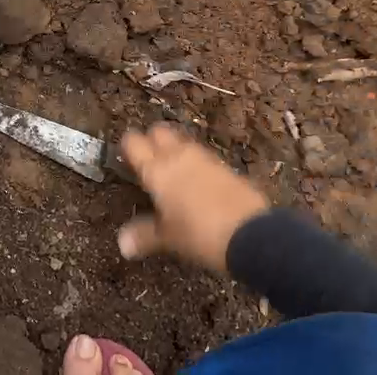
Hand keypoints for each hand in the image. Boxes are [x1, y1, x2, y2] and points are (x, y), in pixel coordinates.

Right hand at [115, 125, 269, 274]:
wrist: (254, 236)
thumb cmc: (200, 235)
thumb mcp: (169, 238)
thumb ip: (144, 236)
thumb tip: (122, 245)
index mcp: (156, 169)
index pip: (133, 141)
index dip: (128, 148)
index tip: (127, 161)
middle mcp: (177, 156)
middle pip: (158, 132)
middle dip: (152, 141)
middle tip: (151, 163)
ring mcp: (204, 159)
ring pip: (182, 142)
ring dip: (176, 151)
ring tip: (177, 175)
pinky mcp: (227, 167)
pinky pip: (204, 157)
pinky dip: (198, 165)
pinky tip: (203, 185)